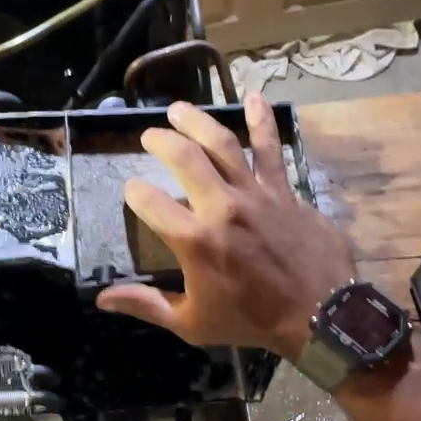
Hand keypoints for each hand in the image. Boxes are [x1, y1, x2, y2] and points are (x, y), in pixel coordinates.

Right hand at [95, 96, 356, 359]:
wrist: (319, 315)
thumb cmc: (250, 321)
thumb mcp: (191, 323)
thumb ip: (146, 304)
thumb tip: (102, 298)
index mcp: (195, 241)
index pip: (151, 203)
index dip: (135, 193)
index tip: (131, 189)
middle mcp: (221, 207)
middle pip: (184, 159)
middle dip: (161, 142)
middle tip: (149, 135)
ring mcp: (256, 194)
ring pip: (222, 144)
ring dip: (197, 122)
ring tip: (179, 109)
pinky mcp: (283, 191)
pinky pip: (269, 150)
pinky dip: (262, 122)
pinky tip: (254, 98)